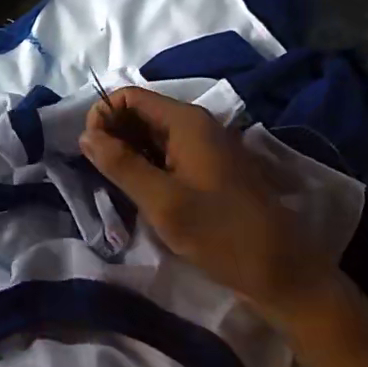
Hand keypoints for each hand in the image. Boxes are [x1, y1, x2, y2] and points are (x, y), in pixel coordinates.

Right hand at [79, 87, 340, 324]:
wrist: (281, 270)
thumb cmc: (221, 232)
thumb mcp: (163, 202)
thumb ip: (121, 165)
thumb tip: (86, 135)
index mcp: (186, 120)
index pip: (130, 97)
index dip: (102, 116)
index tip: (88, 153)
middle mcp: (196, 124)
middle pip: (141, 113)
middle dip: (114, 136)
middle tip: (100, 176)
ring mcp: (206, 146)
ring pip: (153, 136)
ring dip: (130, 154)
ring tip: (116, 188)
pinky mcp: (210, 168)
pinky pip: (169, 154)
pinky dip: (149, 167)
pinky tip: (141, 194)